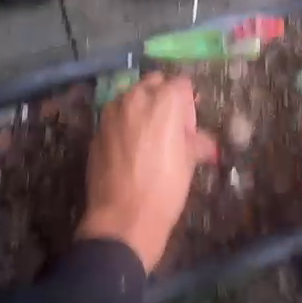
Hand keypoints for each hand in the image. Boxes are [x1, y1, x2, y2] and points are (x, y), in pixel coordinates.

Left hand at [76, 73, 217, 271]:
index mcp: (165, 100)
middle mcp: (136, 97)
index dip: (189, 104)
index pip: (182, 84)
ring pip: (131, 97)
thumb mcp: (189, 163)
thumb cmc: (164, 188)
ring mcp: (112, 113)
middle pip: (154, 83)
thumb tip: (205, 143)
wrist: (122, 219)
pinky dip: (124, 125)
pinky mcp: (96, 130)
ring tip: (147, 139)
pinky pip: (115, 118)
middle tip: (170, 127)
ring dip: (142, 109)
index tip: (189, 127)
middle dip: (164, 97)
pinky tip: (128, 151)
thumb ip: (197, 142)